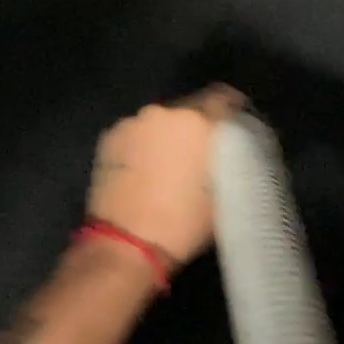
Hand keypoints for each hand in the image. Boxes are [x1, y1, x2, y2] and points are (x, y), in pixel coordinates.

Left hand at [88, 85, 244, 264]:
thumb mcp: (224, 193)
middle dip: (195, 127)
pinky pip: (136, 133)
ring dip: (167, 136)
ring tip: (167, 165)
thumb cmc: (184, 223)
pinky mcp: (109, 136)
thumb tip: (233, 149)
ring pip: (160, 122)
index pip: (223, 98)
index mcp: (198, 122)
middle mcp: (165, 112)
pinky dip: (142, 146)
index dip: (232, 108)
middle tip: (198, 153)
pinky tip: (143, 171)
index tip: (234, 122)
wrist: (125, 245)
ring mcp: (133, 123)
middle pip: (188, 109)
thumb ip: (231, 160)